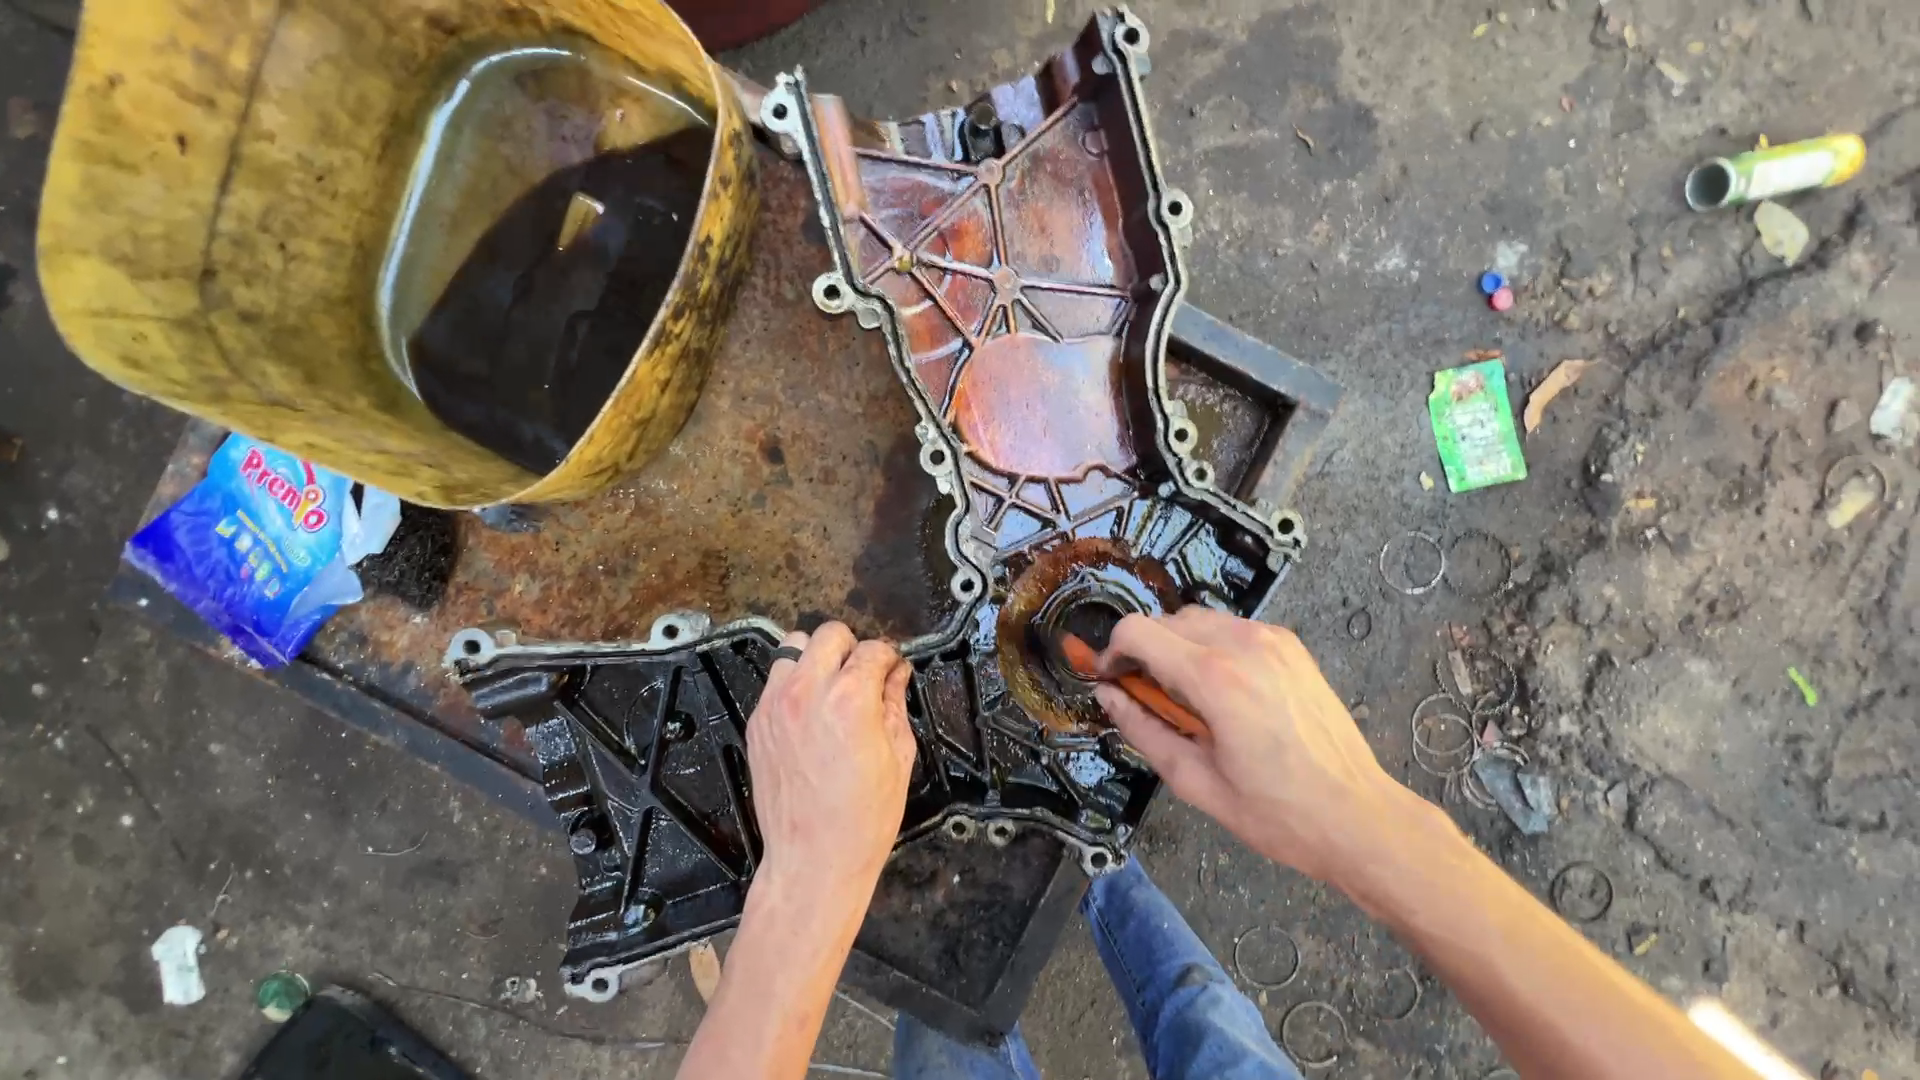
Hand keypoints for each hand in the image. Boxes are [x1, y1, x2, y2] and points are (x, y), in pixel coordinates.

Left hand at [746, 623, 915, 900]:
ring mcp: (775, 706)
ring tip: (831, 690)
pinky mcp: (757, 723)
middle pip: (829, 635)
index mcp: (850, 699)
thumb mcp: (899, 756)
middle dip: (852, 649)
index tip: (892, 668)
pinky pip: (775, 681)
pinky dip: (794, 685)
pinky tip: (810, 714)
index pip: (872, 649)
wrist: (813, 860)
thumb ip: (895, 704)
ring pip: (793, 648)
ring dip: (816, 660)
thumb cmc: (863, 818)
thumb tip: (897, 675)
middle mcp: (807, 692)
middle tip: (863, 676)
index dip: (888, 657)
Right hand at [1093, 608, 1421, 885]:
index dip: (1112, 652)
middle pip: (1165, 621)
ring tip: (1186, 697)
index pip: (1137, 631)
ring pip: (1198, 620)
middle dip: (1144, 651)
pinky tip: (1222, 690)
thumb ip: (1142, 729)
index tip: (1110, 680)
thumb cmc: (1276, 813)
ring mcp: (1272, 640)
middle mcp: (1243, 644)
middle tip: (1146, 696)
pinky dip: (1211, 646)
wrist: (1359, 816)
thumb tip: (1107, 695)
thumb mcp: (1194, 781)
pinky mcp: (1291, 646)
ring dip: (1177, 647)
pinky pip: (1232, 628)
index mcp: (1214, 679)